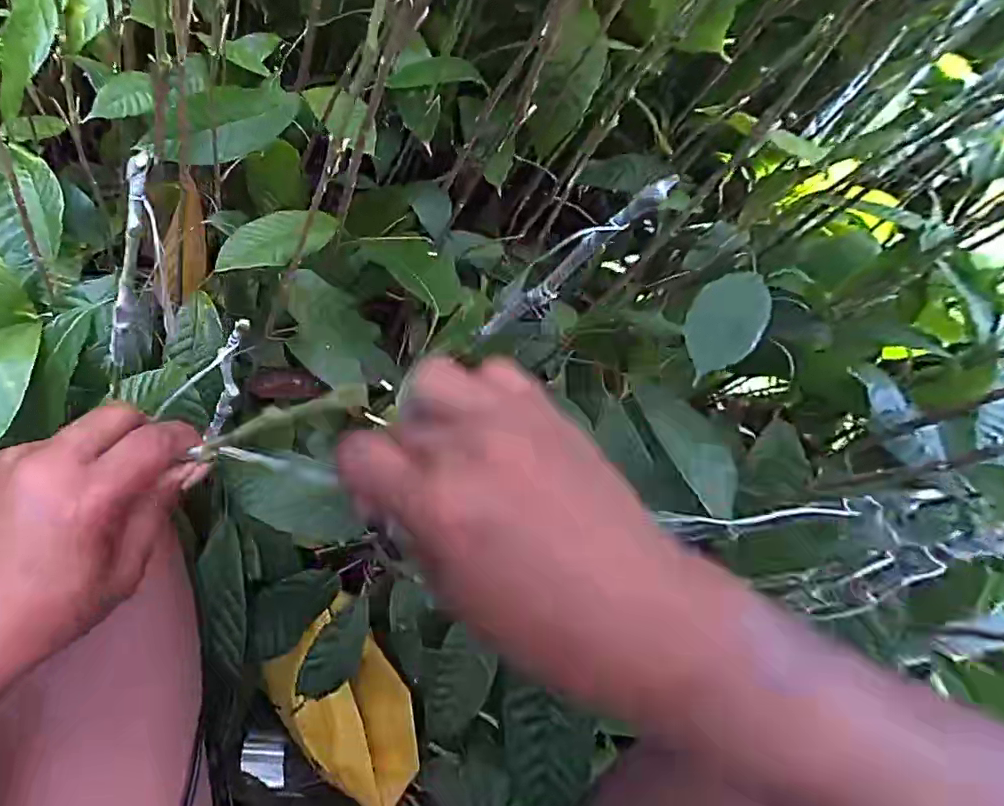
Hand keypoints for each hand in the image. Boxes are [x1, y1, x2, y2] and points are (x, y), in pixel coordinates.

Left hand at [0, 404, 203, 682]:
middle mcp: (52, 461)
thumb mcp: (123, 571)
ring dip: (111, 443)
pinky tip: (63, 498)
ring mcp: (21, 455)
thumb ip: (158, 508)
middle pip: (120, 413)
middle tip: (156, 462)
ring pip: (88, 425)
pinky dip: (76, 457)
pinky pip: (57, 442)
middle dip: (148, 429)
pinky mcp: (1, 458)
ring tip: (106, 486)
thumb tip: (189, 466)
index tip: (198, 447)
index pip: (151, 440)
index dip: (183, 437)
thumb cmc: (53, 613)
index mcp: (87, 496)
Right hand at [338, 357, 712, 716]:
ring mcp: (508, 419)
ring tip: (456, 443)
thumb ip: (414, 533)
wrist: (648, 615)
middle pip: (396, 425)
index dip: (355, 474)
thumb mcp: (455, 596)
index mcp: (437, 504)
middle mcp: (465, 448)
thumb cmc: (544, 629)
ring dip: (431, 410)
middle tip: (425, 488)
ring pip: (434, 377)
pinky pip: (493, 373)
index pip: (356, 452)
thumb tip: (393, 498)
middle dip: (398, 457)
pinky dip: (483, 394)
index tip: (377, 497)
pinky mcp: (547, 409)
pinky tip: (498, 429)